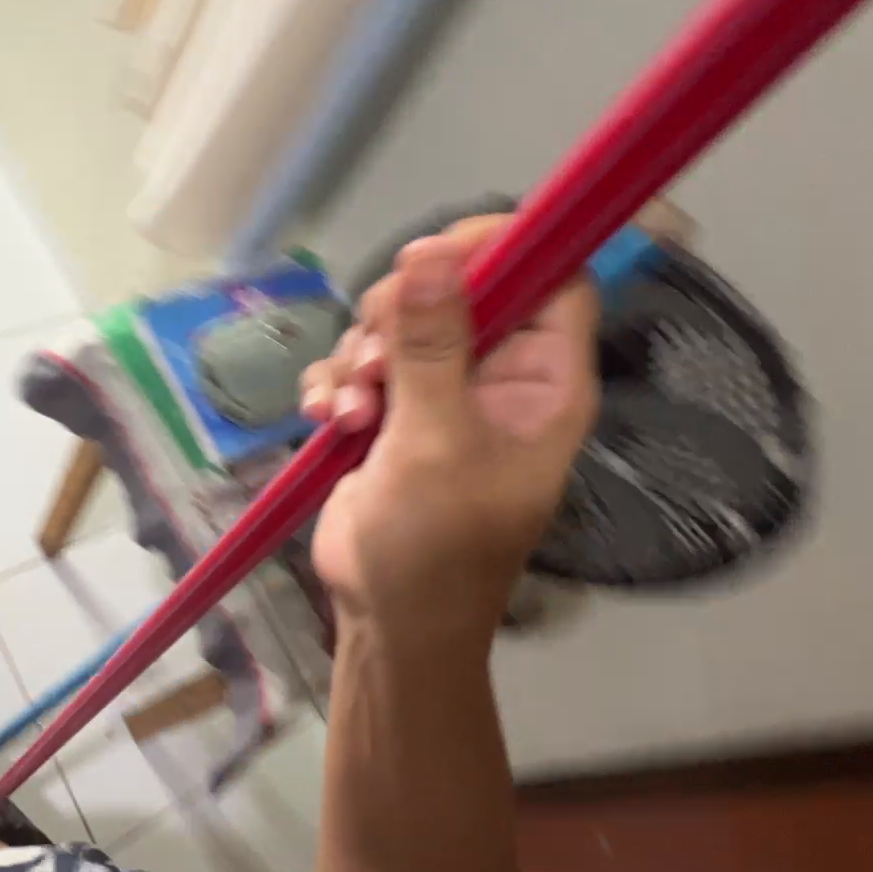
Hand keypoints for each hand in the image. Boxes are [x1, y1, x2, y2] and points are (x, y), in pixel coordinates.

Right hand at [302, 215, 599, 645]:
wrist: (385, 618)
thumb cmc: (434, 546)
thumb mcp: (436, 442)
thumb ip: (432, 346)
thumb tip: (430, 253)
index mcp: (541, 383)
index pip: (548, 280)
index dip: (498, 254)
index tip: (427, 257)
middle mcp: (493, 380)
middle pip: (454, 295)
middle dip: (399, 317)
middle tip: (374, 359)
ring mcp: (434, 397)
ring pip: (393, 330)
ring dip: (357, 360)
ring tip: (349, 414)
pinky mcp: (385, 417)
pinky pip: (355, 368)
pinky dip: (334, 387)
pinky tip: (324, 420)